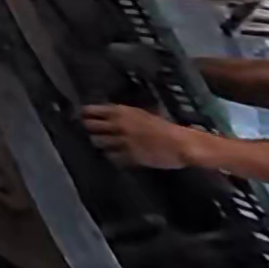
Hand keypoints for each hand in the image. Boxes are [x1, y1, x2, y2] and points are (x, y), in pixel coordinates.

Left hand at [81, 104, 202, 169]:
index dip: (85, 115)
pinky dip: (111, 157)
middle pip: (89, 126)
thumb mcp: (138, 113)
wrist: (183, 143)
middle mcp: (117, 124)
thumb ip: (119, 114)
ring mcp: (123, 140)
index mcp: (118, 111)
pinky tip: (116, 157)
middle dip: (90, 130)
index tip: (86, 119)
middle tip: (96, 134)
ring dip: (99, 143)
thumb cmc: (163, 127)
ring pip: (97, 141)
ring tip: (105, 146)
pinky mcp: (132, 155)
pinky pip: (112, 156)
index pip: (89, 111)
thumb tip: (103, 114)